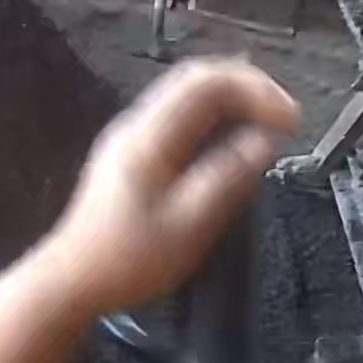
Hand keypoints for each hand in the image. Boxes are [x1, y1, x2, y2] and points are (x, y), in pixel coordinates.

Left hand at [36, 59, 298, 314]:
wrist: (71, 281)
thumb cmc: (130, 259)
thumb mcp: (188, 224)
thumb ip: (228, 177)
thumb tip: (265, 140)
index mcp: (149, 136)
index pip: (207, 82)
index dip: (256, 90)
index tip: (291, 121)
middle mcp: (135, 126)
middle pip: (194, 82)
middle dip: (245, 91)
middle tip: (282, 120)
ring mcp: (127, 141)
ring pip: (183, 102)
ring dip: (227, 108)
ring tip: (262, 132)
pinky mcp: (125, 160)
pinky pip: (174, 125)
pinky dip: (208, 126)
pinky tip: (223, 151)